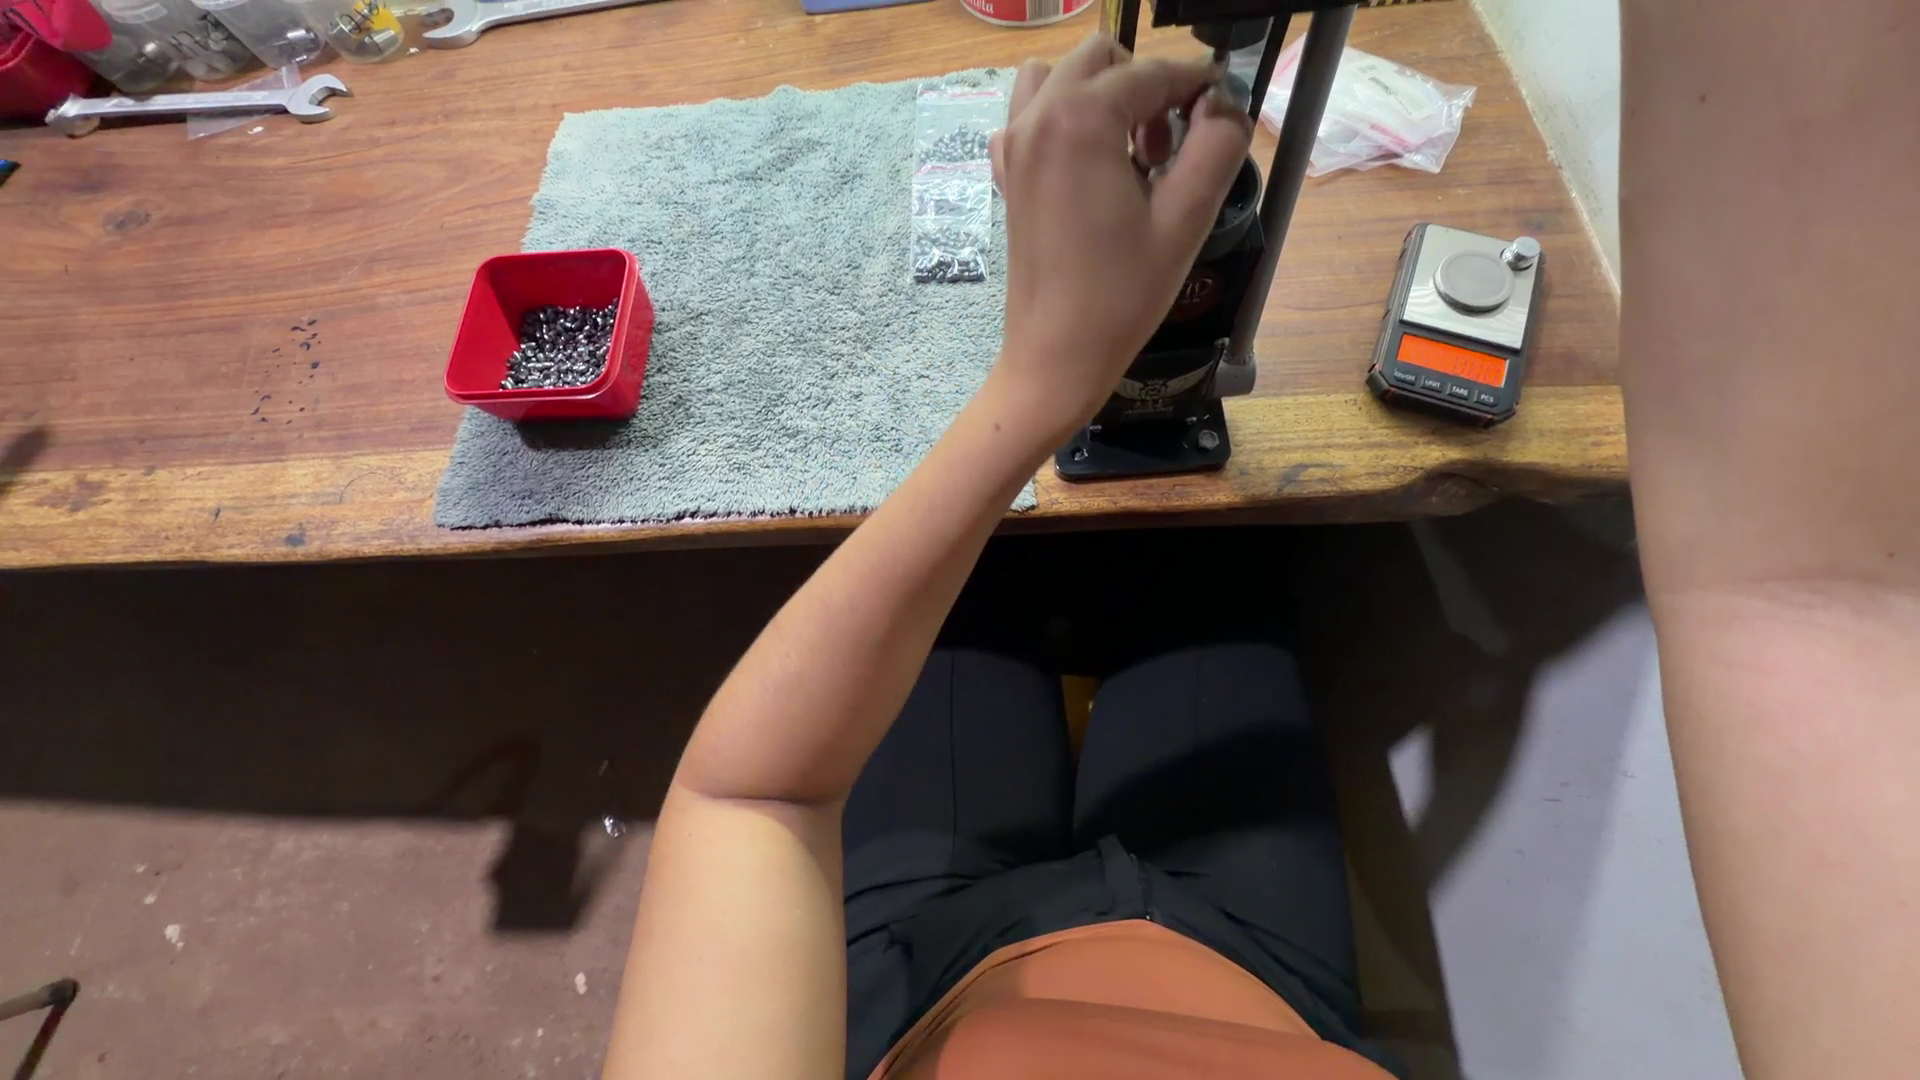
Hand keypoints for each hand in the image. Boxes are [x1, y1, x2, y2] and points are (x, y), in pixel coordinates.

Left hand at [986, 35, 1253, 443]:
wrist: (1055, 357)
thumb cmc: (1120, 298)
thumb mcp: (1186, 220)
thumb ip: (1217, 145)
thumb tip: (1221, 105)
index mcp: (1080, 120)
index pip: (1154, 72)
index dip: (1197, 86)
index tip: (1221, 116)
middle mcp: (1038, 119)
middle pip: (1103, 59)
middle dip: (1145, 87)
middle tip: (1167, 150)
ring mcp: (1014, 149)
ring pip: (1058, 78)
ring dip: (1100, 94)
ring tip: (1126, 152)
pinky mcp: (1007, 180)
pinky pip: (1028, 119)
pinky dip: (1059, 121)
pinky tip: (1085, 167)